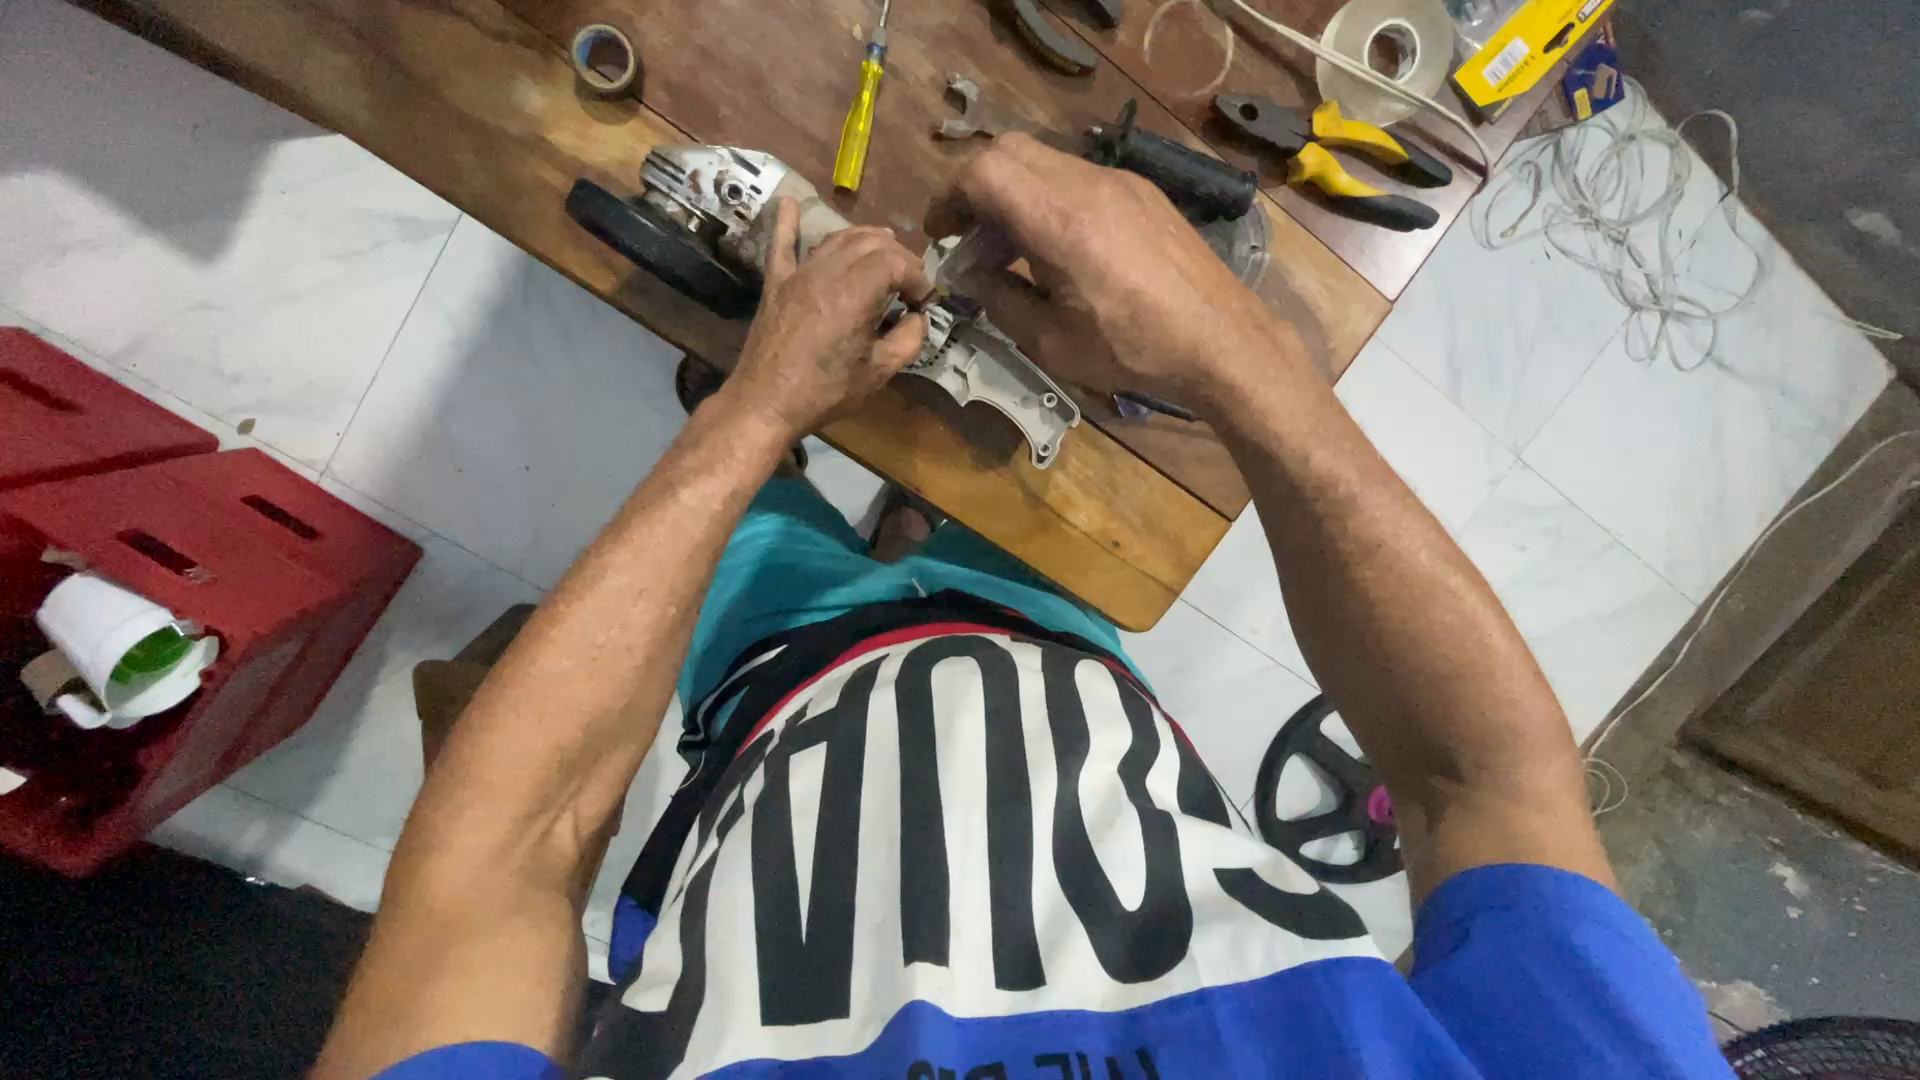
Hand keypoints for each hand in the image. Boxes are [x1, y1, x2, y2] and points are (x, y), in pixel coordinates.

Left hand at [720, 198, 931, 439]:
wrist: (766, 403)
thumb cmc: (826, 392)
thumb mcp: (879, 372)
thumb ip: (909, 339)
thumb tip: (918, 318)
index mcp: (856, 292)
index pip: (897, 261)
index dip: (918, 277)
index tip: (923, 302)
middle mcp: (827, 271)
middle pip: (871, 241)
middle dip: (898, 256)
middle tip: (908, 285)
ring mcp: (798, 273)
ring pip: (837, 238)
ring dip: (864, 239)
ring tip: (882, 251)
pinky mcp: (776, 283)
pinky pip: (782, 244)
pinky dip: (788, 223)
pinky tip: (790, 203)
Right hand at [934, 135, 1294, 406]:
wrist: (1220, 340)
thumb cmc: (1131, 351)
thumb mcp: (1050, 342)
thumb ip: (999, 299)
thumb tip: (970, 275)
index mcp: (1060, 221)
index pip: (984, 171)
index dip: (949, 197)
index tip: (940, 235)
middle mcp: (1089, 184)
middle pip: (1009, 151)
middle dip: (975, 189)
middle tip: (968, 239)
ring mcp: (1120, 182)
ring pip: (1044, 162)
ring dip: (1013, 195)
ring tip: (1010, 253)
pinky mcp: (1142, 192)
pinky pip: (1077, 178)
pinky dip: (1048, 200)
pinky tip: (1055, 250)